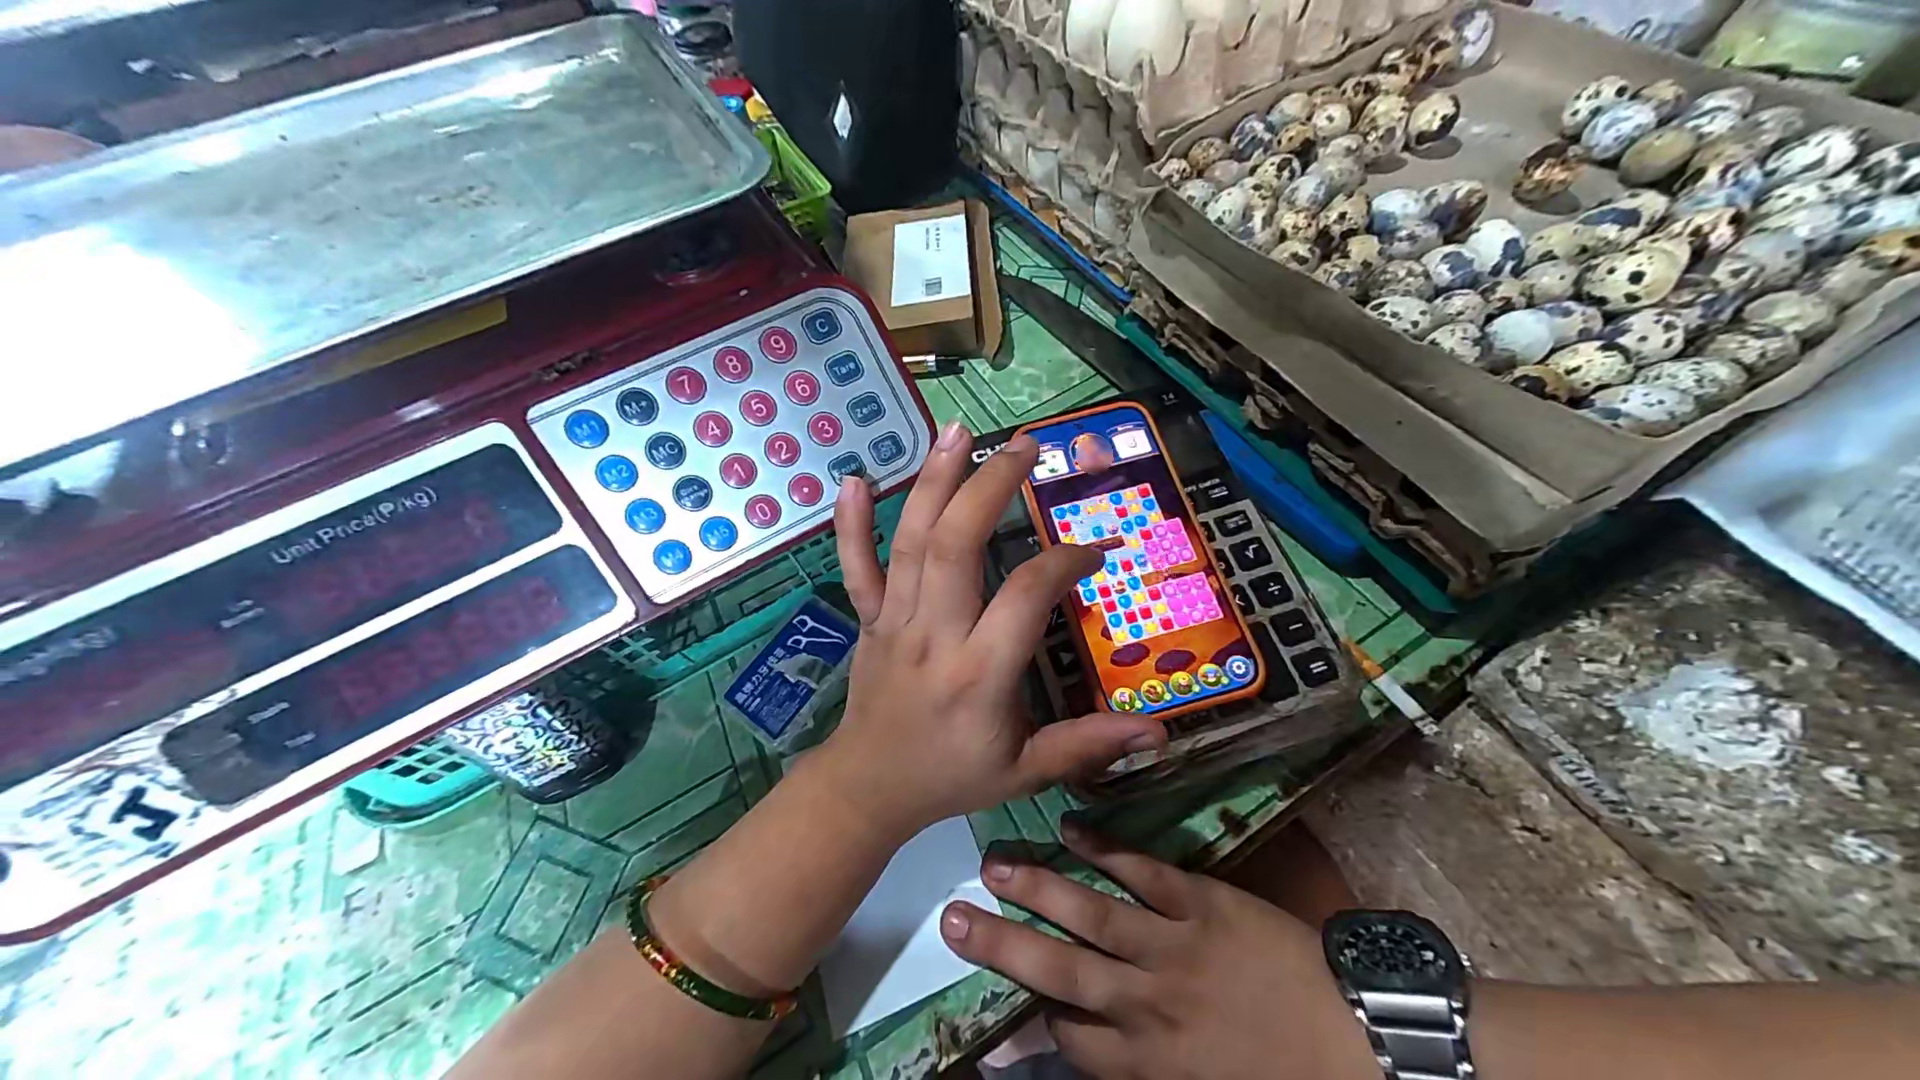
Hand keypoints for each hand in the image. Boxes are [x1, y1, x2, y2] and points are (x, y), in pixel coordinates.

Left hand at [818, 420, 1167, 834]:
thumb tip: (1159, 733)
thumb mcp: (1025, 773)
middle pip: (957, 547)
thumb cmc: (951, 778)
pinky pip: (856, 568)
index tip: (1093, 550)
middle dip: (991, 488)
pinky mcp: (868, 619)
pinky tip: (853, 480)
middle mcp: (934, 636)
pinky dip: (852, 525)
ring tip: (958, 432)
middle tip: (1025, 446)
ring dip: (933, 483)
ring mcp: (895, 622)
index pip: (1026, 596)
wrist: (867, 789)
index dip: (1063, 561)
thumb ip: (1087, 746)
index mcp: (979, 673)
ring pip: (910, 543)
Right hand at [939, 823, 1379, 1079]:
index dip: (1023, 1014)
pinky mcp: (1203, 904)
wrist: (1359, 1045)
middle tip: (953, 918)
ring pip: (1092, 915)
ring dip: (1040, 888)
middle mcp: (1146, 1003)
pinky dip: (1106, 850)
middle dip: (1002, 944)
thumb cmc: (1275, 1075)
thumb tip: (1066, 1039)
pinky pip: (1145, 873)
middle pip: (1060, 971)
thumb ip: (1128, 1062)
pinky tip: (1071, 829)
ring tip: (993, 864)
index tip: (986, 995)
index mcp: (1146, 1060)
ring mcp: (1173, 947)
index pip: (1066, 1034)